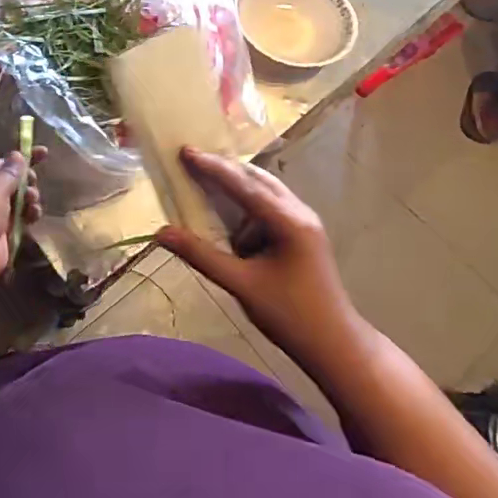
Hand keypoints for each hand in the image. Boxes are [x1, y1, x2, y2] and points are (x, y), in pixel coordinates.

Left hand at [0, 148, 45, 282]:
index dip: (22, 157)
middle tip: (33, 184)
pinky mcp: (4, 234)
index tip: (44, 153)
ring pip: (20, 200)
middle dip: (27, 179)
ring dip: (31, 198)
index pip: (3, 162)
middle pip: (13, 180)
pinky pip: (22, 218)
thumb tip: (17, 154)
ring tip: (33, 203)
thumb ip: (9, 172)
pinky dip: (30, 215)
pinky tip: (35, 216)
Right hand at [154, 148, 361, 364]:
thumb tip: (162, 232)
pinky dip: (248, 204)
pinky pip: (271, 207)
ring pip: (266, 191)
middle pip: (257, 179)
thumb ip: (200, 255)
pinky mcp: (303, 235)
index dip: (212, 167)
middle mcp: (299, 213)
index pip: (243, 185)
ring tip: (206, 182)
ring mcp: (305, 222)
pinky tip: (231, 216)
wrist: (336, 345)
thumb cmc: (290, 315)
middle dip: (224, 168)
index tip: (185, 151)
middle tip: (191, 159)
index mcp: (288, 221)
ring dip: (237, 186)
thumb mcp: (241, 285)